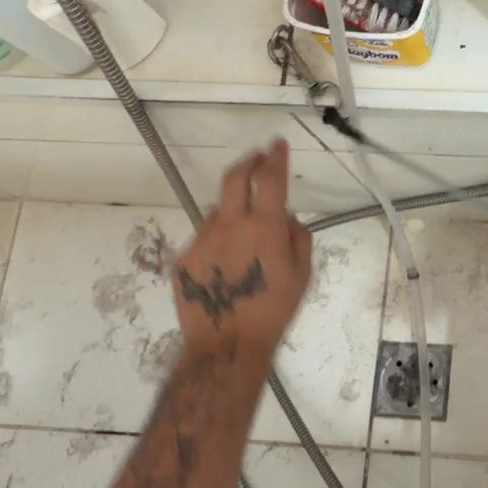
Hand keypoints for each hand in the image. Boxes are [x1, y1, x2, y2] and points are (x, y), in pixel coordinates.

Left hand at [173, 140, 312, 367]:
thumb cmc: (273, 312)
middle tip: (257, 160)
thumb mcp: (302, 276)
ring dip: (234, 211)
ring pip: (220, 211)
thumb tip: (287, 220)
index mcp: (266, 227)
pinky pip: (205, 237)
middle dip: (249, 163)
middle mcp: (232, 224)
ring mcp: (203, 238)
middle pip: (235, 178)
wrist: (226, 344)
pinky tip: (225, 266)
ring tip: (244, 237)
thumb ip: (298, 239)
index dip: (276, 157)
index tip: (277, 144)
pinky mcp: (185, 256)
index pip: (272, 180)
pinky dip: (218, 240)